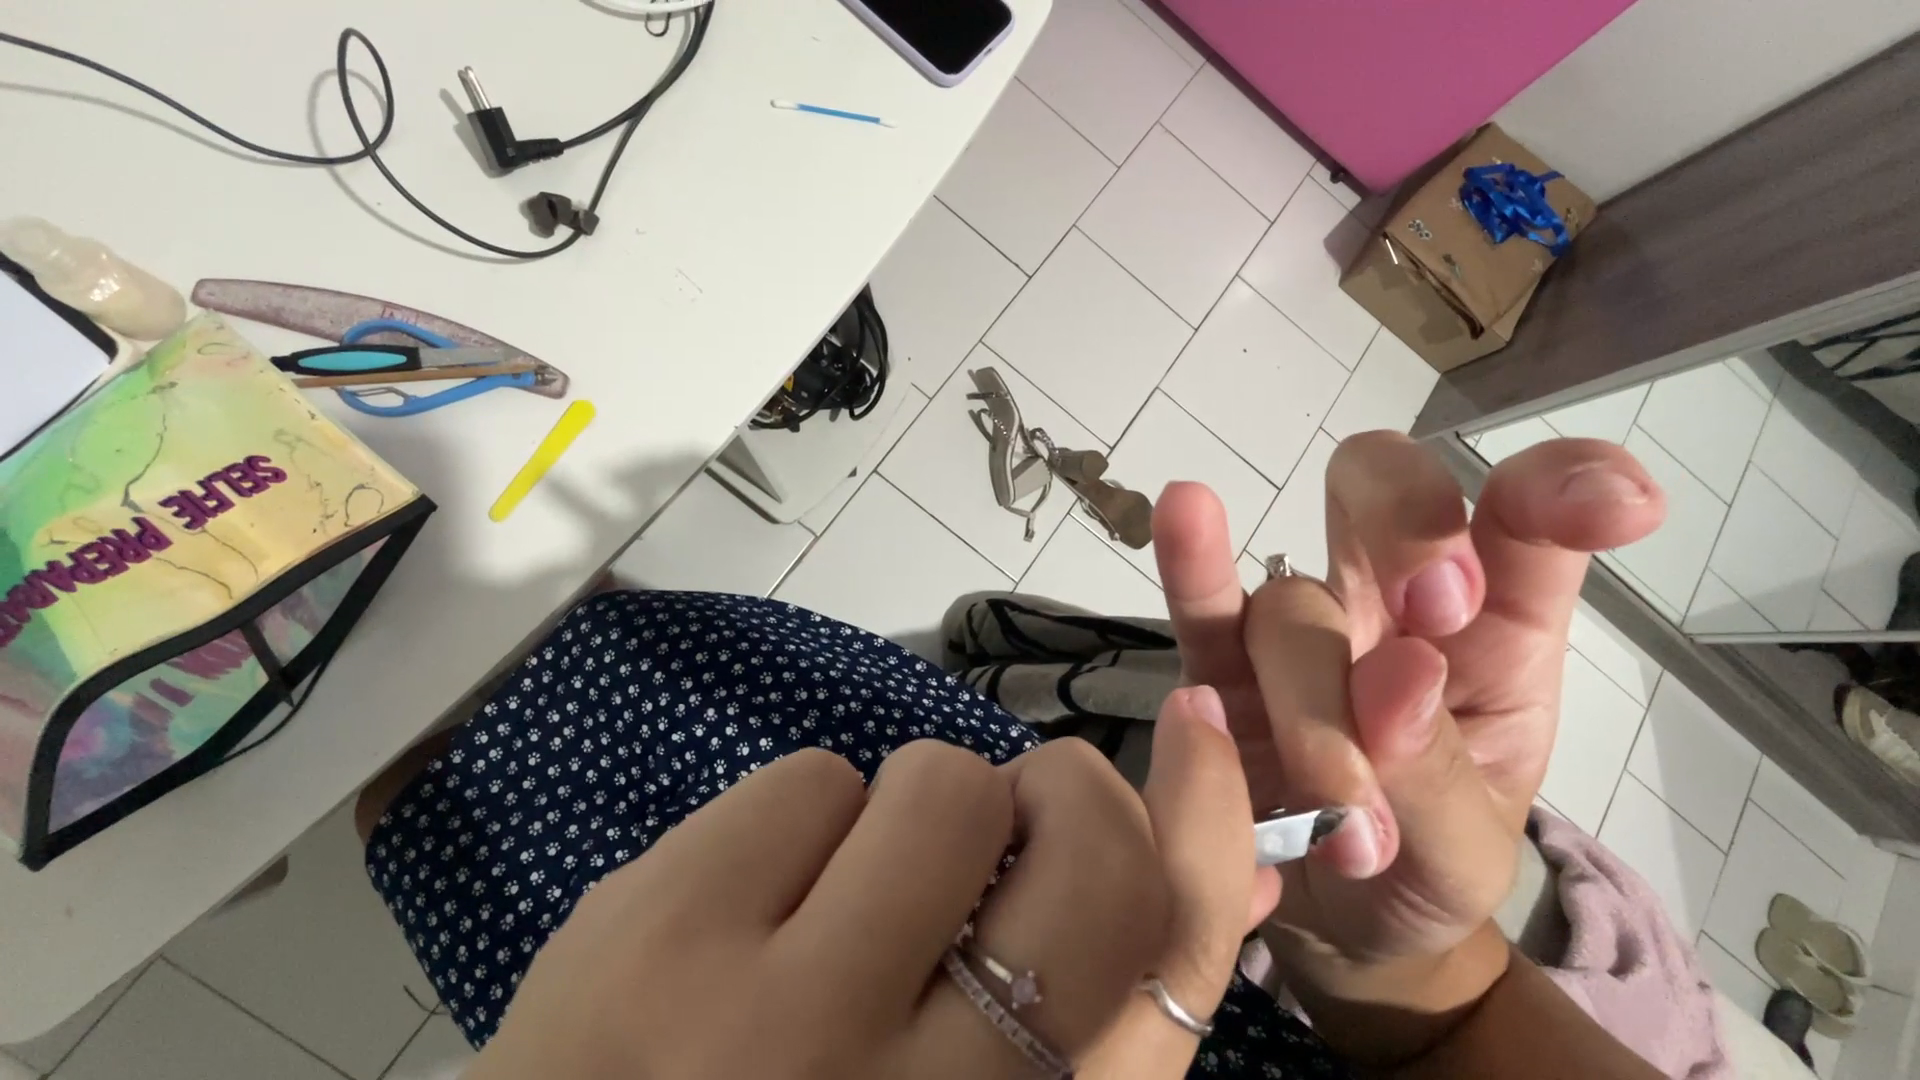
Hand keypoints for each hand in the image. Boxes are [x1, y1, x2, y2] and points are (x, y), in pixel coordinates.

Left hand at [466, 723, 1266, 1079]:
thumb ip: (1080, 990)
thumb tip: (1200, 851)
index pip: (1172, 962)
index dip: (1208, 823)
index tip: (1200, 729)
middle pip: (1085, 854)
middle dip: (1065, 790)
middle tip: (1008, 804)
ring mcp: (779, 1024)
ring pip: (938, 784)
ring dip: (909, 806)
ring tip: (842, 886)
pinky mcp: (663, 938)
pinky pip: (807, 779)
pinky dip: (799, 817)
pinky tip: (743, 901)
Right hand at [1153, 434, 1663, 1060]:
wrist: (1333, 922)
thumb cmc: (1425, 871)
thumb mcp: (1465, 854)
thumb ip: (1438, 775)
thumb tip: (1394, 681)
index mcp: (1491, 635)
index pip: (1527, 522)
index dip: (1562, 484)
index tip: (1603, 506)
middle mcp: (1386, 608)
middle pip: (1385, 492)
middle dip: (1408, 527)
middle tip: (1430, 611)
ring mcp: (1297, 632)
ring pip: (1291, 599)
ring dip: (1313, 693)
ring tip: (1340, 803)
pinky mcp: (1218, 669)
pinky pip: (1202, 608)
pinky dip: (1193, 565)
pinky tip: (1182, 511)